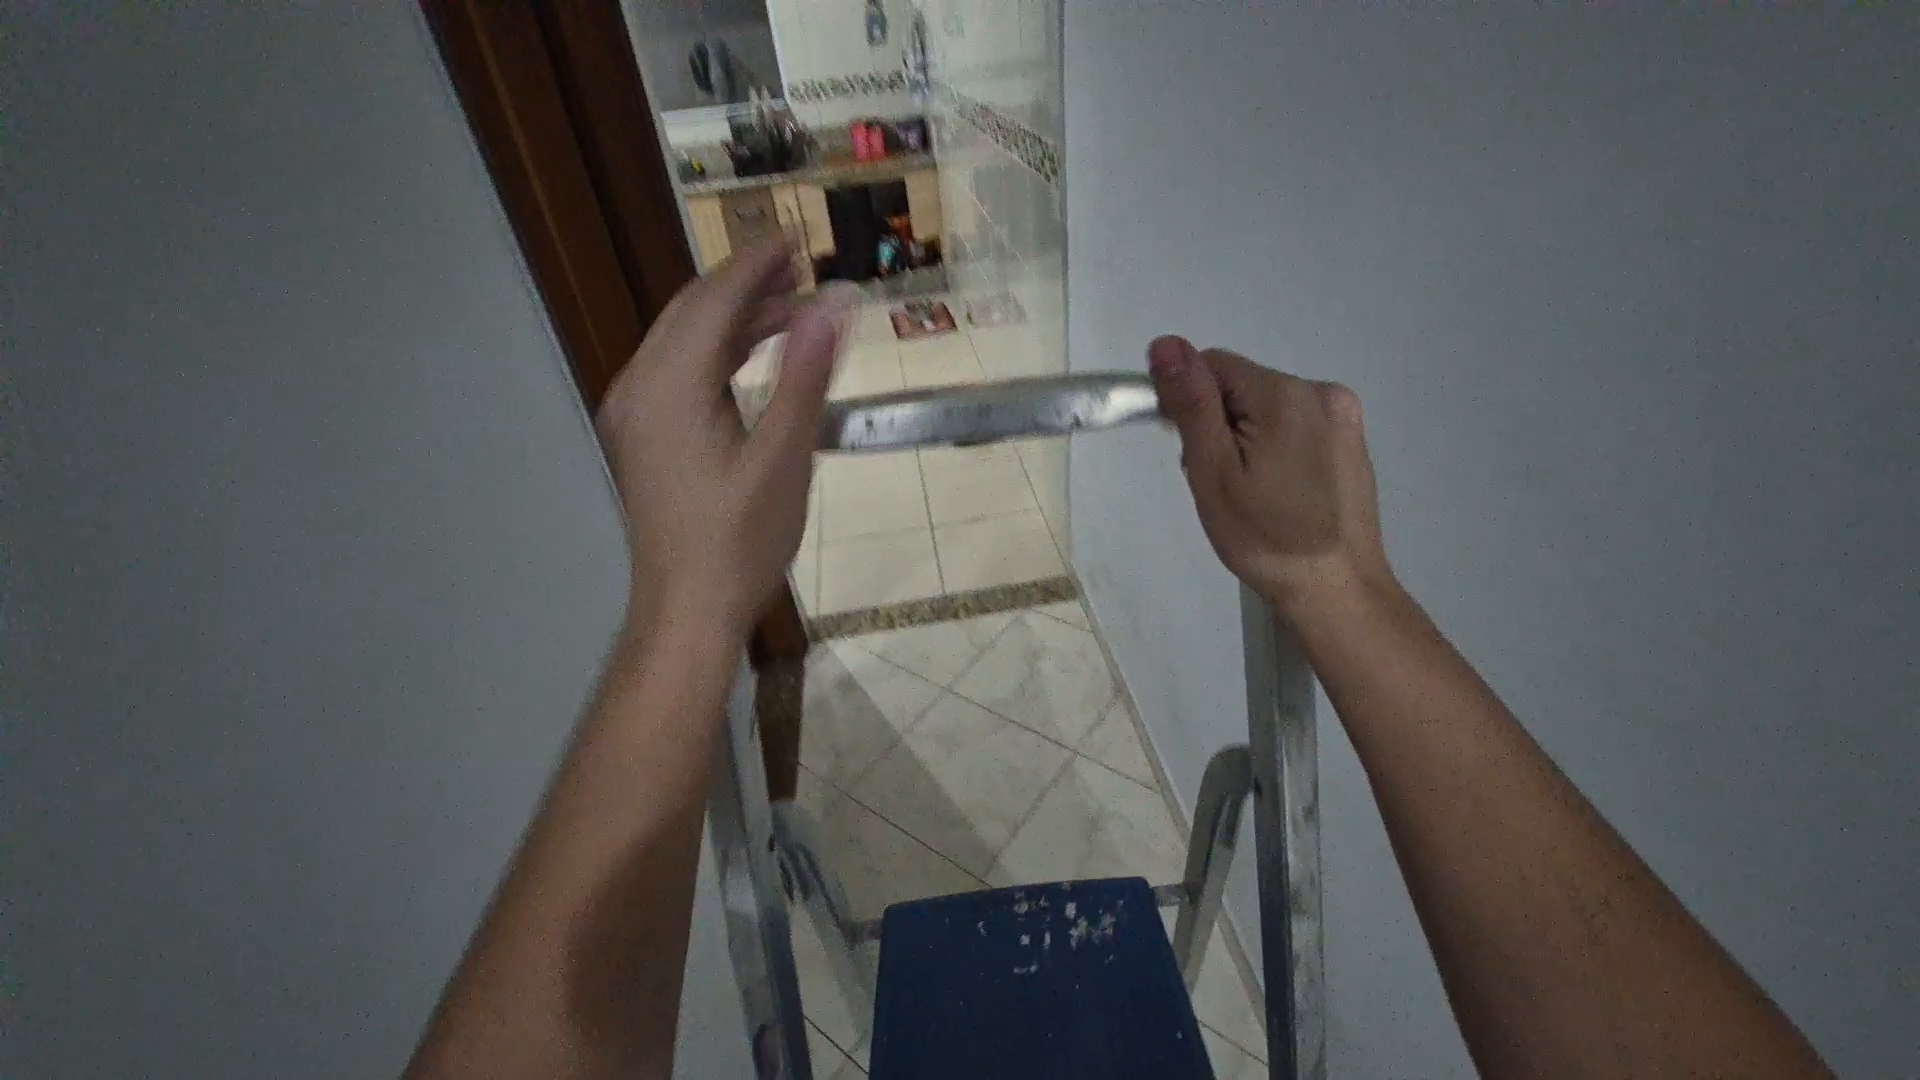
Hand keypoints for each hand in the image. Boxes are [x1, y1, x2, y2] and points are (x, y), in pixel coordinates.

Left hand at [596, 240, 853, 637]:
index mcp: (669, 387)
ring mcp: (632, 413)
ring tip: (792, 309)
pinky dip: (716, 353)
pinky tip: (750, 357)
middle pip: (692, 311)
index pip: (714, 300)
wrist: (687, 608)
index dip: (758, 264)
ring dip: (734, 318)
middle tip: (803, 267)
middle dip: (747, 283)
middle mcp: (638, 387)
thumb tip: (834, 306)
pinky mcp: (641, 436)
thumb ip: (805, 378)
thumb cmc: (741, 541)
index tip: (800, 239)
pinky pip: (677, 370)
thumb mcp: (784, 459)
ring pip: (682, 340)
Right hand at [1148, 336, 1393, 619]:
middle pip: (1242, 386)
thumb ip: (1190, 403)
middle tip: (1219, 481)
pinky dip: (1274, 448)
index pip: (1213, 366)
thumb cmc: (1263, 536)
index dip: (1187, 402)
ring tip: (1249, 492)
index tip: (1186, 450)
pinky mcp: (1351, 441)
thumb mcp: (1213, 471)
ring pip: (1266, 407)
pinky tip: (1277, 490)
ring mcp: (1343, 416)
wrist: (1335, 587)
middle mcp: (1321, 391)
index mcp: (1284, 394)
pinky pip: (1295, 426)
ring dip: (1245, 436)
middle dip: (1218, 423)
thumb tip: (1165, 344)